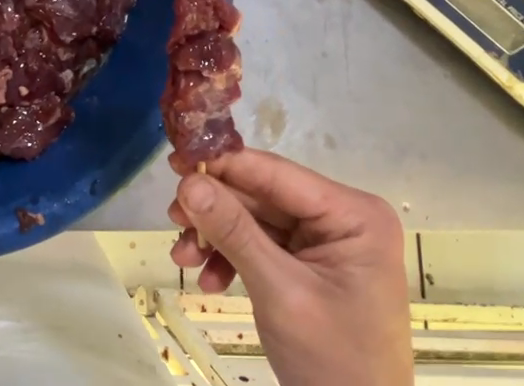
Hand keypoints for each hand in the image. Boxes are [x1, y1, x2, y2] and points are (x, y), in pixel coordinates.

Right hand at [168, 150, 412, 385]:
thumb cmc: (334, 360)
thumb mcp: (280, 292)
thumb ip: (234, 231)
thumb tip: (187, 182)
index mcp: (352, 214)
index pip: (274, 173)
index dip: (221, 163)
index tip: (174, 162)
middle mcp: (341, 217)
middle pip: (259, 195)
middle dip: (214, 211)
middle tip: (171, 220)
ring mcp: (325, 241)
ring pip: (252, 219)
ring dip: (215, 237)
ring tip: (183, 257)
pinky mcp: (309, 264)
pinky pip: (259, 245)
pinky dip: (229, 258)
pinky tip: (208, 280)